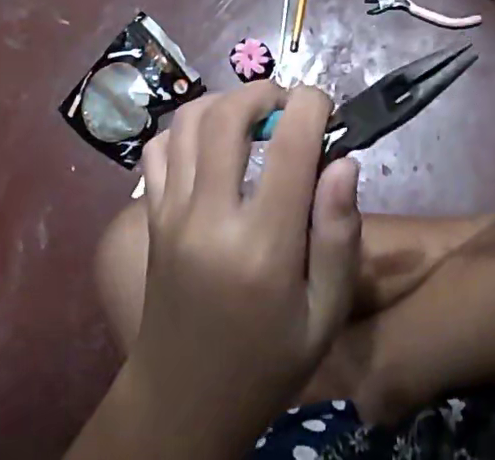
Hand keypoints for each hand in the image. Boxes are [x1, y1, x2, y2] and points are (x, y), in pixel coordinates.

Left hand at [125, 83, 361, 444]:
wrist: (182, 402)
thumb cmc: (268, 360)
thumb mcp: (326, 314)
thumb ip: (340, 236)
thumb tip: (344, 162)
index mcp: (263, 245)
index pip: (289, 145)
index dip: (312, 106)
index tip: (326, 107)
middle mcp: (209, 217)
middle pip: (227, 116)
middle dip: (264, 92)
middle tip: (289, 106)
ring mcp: (170, 213)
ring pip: (187, 121)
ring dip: (225, 102)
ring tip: (254, 118)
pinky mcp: (150, 217)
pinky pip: (160, 148)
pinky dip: (187, 129)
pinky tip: (212, 145)